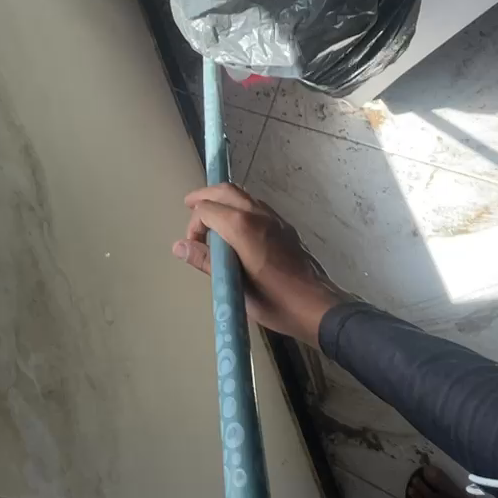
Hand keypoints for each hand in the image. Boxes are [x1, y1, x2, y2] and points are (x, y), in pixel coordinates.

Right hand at [173, 183, 351, 347]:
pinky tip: (235, 228)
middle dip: (205, 196)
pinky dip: (238, 207)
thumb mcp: (234, 286)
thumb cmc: (275, 301)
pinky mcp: (285, 227)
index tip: (193, 247)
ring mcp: (274, 219)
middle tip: (190, 206)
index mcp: (242, 227)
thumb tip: (178, 246)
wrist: (318, 307)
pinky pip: (256, 206)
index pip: (207, 209)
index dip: (194, 225)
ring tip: (210, 217)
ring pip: (242, 195)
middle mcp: (258, 215)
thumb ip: (207, 262)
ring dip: (222, 200)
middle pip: (225, 191)